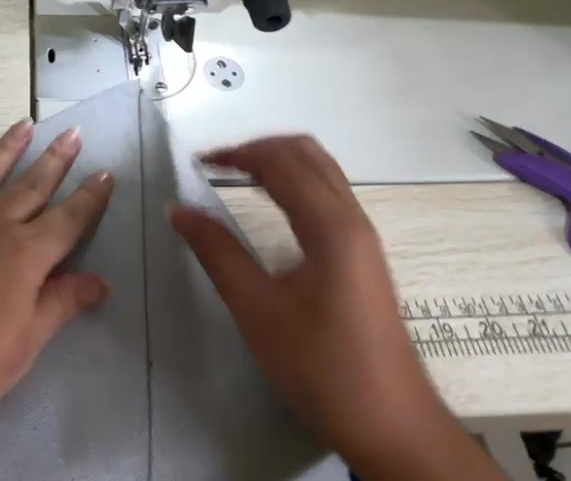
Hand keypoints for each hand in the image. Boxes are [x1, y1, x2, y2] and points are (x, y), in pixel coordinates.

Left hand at [0, 119, 114, 480]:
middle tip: (74, 133)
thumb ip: (60, 305)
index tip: (106, 173)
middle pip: (32, 186)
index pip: (68, 221)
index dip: (90, 198)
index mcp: (23, 257)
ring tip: (25, 125)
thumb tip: (101, 280)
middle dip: (57, 160)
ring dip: (8, 148)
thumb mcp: (20, 349)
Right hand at [169, 136, 497, 480]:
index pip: (280, 162)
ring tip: (239, 175)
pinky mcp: (364, 253)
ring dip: (280, 161)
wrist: (390, 422)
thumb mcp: (257, 311)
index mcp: (329, 225)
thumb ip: (217, 253)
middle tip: (218, 164)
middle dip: (260, 148)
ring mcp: (363, 235)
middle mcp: (352, 218)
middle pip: (306, 152)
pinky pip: (330, 192)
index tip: (199, 161)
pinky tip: (273, 205)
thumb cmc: (321, 367)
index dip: (237, 153)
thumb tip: (179, 209)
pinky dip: (297, 181)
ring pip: (322, 169)